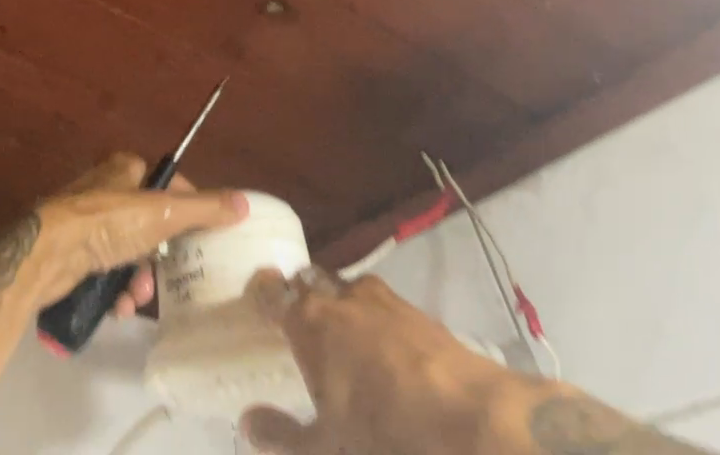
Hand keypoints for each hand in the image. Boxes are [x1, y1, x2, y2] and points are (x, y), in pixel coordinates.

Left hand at [26, 153, 248, 312]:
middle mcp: (106, 191)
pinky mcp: (75, 253)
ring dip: (140, 279)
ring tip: (137, 297)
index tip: (202, 236)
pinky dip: (117, 290)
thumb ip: (205, 208)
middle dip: (161, 257)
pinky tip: (119, 306)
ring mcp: (87, 223)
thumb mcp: (164, 212)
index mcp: (125, 169)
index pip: (169, 184)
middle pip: (150, 224)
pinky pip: (108, 271)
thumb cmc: (109, 222)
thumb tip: (245, 203)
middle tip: (169, 276)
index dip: (187, 208)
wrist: (49, 255)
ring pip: (129, 252)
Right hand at [241, 267, 540, 453]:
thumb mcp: (325, 447)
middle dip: (301, 294)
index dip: (261, 293)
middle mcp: (342, 298)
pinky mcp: (418, 312)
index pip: (272, 291)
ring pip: (348, 287)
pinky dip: (372, 317)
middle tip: (297, 320)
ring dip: (338, 302)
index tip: (256, 300)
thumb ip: (281, 435)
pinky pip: (381, 304)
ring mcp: (383, 300)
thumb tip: (247, 422)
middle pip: (310, 281)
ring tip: (340, 334)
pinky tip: (381, 348)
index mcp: (309, 321)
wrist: (472, 418)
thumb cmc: (385, 432)